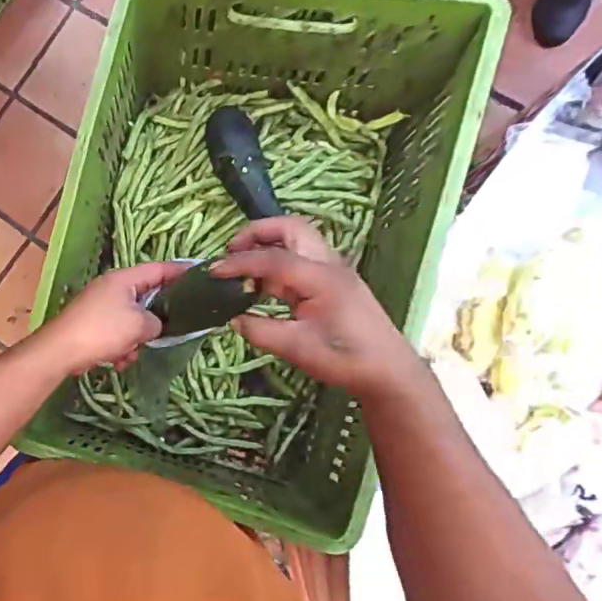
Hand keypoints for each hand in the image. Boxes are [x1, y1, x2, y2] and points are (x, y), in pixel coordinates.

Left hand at [30, 260, 190, 374]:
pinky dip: (120, 348)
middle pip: (145, 298)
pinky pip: (116, 334)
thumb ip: (157, 322)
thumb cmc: (103, 331)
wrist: (61, 351)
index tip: (199, 275)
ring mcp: (99, 306)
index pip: (158, 269)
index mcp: (124, 279)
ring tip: (129, 354)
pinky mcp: (91, 325)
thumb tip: (155, 325)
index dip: (180, 271)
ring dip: (135, 340)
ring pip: (131, 321)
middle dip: (154, 320)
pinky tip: (116, 362)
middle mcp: (111, 288)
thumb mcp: (139, 325)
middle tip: (167, 331)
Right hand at [213, 217, 420, 399]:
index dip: (239, 263)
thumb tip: (233, 319)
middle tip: (231, 251)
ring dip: (267, 247)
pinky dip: (276, 265)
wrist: (388, 371)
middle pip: (291, 228)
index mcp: (321, 277)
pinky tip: (260, 286)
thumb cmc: (346, 359)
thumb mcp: (296, 349)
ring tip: (241, 267)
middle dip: (258, 232)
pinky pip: (300, 262)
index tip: (213, 272)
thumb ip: (260, 330)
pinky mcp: (332, 284)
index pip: (273, 258)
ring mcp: (332, 272)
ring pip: (297, 242)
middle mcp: (328, 265)